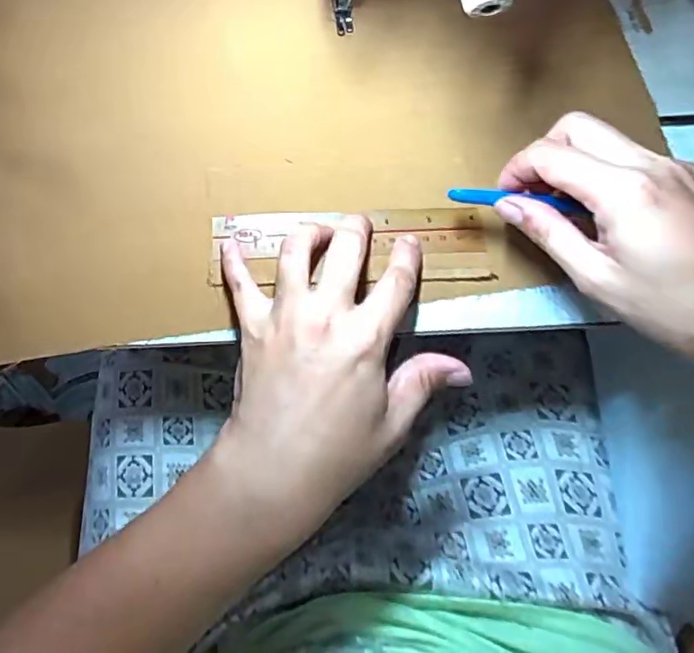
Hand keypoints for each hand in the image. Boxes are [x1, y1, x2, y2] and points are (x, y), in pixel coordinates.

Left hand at [207, 216, 471, 534]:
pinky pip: (240, 284)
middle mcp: (326, 315)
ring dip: (308, 233)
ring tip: (316, 231)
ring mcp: (285, 315)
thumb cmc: (338, 452)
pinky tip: (232, 244)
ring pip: (294, 253)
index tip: (409, 240)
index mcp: (366, 338)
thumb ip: (421, 383)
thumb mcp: (391, 423)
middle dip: (356, 228)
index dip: (407, 256)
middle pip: (344, 250)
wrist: (273, 469)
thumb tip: (462, 368)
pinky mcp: (253, 324)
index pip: (395, 283)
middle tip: (359, 223)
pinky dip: (234, 262)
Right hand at [494, 112, 693, 394]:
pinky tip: (628, 220)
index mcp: (624, 188)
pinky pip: (642, 160)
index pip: (549, 153)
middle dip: (544, 152)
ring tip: (582, 214)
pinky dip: (616, 176)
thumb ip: (548, 232)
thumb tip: (509, 204)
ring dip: (581, 164)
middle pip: (577, 125)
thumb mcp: (598, 279)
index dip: (515, 170)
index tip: (506, 197)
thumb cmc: (677, 312)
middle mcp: (653, 163)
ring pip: (611, 141)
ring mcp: (683, 167)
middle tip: (538, 195)